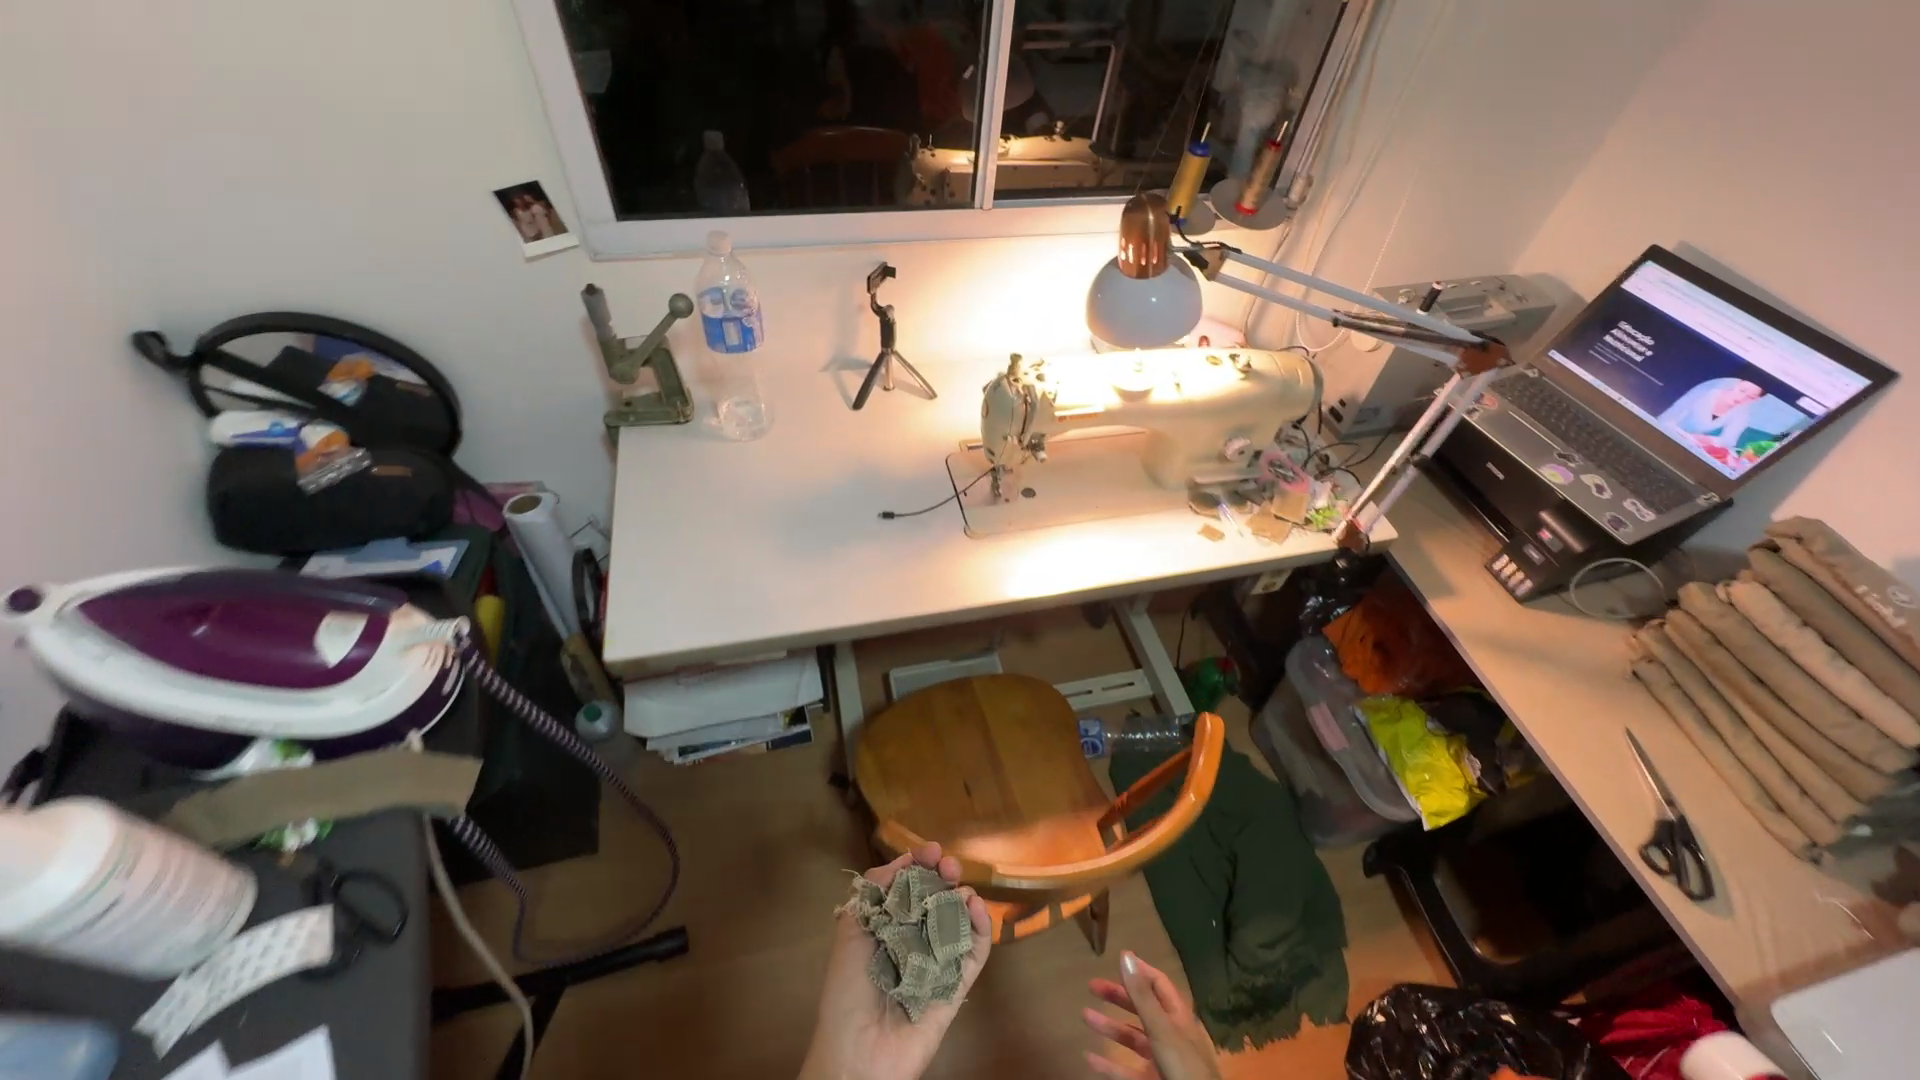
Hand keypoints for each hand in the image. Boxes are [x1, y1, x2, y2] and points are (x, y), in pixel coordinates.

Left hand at [799, 842, 992, 1079]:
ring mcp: (938, 963)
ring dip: (965, 899)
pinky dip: (980, 930)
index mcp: (887, 927)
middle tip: (950, 867)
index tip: (932, 851)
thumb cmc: (847, 988)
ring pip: (958, 923)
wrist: (858, 1051)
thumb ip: (875, 890)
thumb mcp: (851, 930)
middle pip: (937, 901)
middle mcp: (914, 941)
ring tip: (963, 888)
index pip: (909, 888)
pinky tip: (977, 909)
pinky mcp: (957, 986)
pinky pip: (974, 955)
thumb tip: (905, 860)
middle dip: (945, 878)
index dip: (921, 866)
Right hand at [1082, 952, 1221, 1079]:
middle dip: (1117, 996)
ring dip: (1109, 1027)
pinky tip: (1090, 1059)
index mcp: (1178, 1016)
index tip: (1117, 958)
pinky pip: (1126, 1070)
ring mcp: (1161, 1060)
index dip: (1140, 970)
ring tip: (1085, 1016)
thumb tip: (1125, 955)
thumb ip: (1142, 995)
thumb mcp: (1162, 1028)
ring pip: (1131, 1038)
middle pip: (1141, 1008)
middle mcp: (1170, 1035)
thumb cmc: (1184, 1066)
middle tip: (1092, 986)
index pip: (1158, 984)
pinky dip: (1108, 1064)